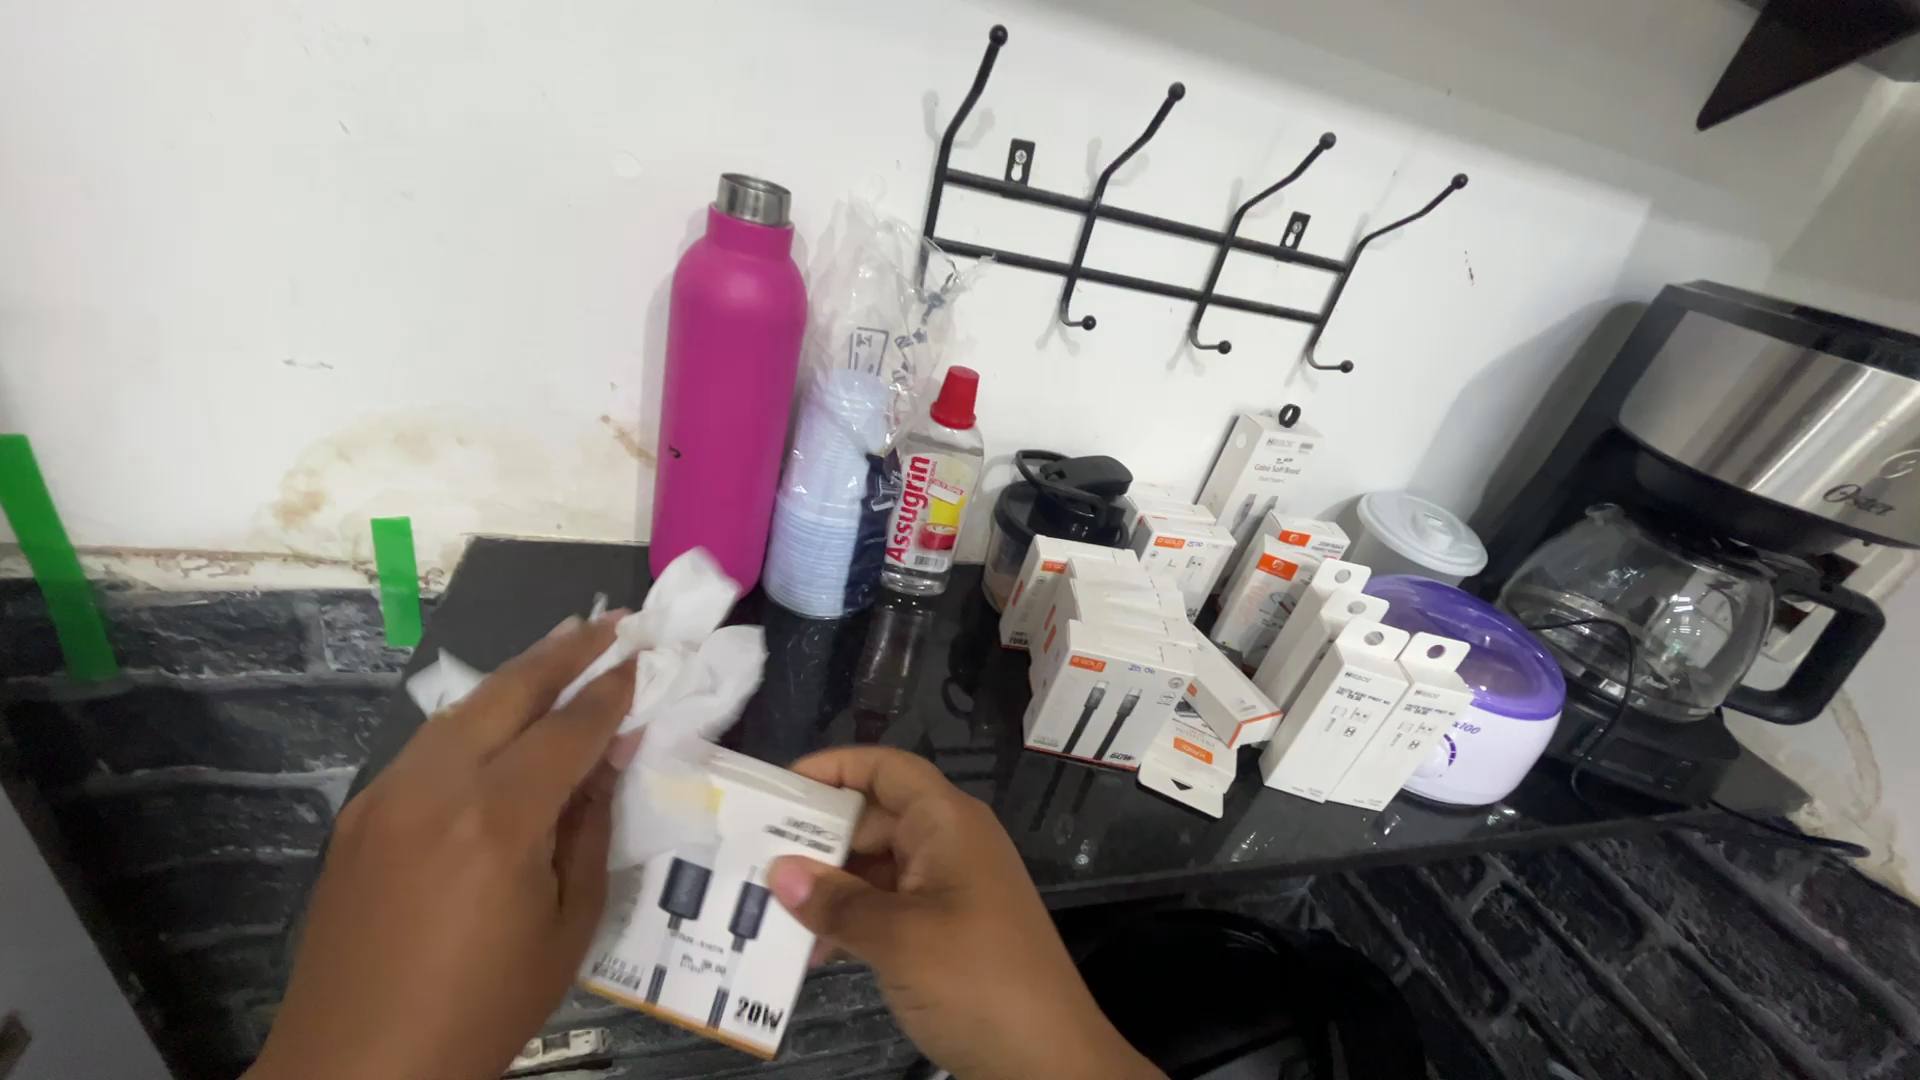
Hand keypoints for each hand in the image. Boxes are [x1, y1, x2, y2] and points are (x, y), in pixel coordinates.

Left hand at [248, 613, 640, 1079]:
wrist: (354, 1075)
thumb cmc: (486, 1003)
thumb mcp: (570, 918)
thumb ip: (591, 822)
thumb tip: (610, 752)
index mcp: (498, 819)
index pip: (570, 726)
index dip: (612, 689)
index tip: (644, 657)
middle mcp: (436, 788)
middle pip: (511, 691)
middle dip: (568, 650)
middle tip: (613, 622)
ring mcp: (387, 795)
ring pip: (465, 706)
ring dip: (521, 671)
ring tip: (566, 642)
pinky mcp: (361, 813)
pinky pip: (433, 741)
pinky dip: (481, 712)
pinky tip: (506, 710)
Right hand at [766, 748, 1162, 1079]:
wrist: (1048, 1059)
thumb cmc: (976, 976)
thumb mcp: (898, 938)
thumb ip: (836, 903)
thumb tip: (778, 872)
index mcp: (946, 821)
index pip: (887, 768)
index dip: (836, 766)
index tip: (781, 785)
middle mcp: (947, 841)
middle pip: (875, 816)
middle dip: (818, 835)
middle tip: (756, 856)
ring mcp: (948, 885)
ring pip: (877, 864)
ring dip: (830, 885)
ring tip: (771, 908)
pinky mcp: (945, 926)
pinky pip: (888, 903)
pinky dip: (853, 918)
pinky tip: (811, 950)